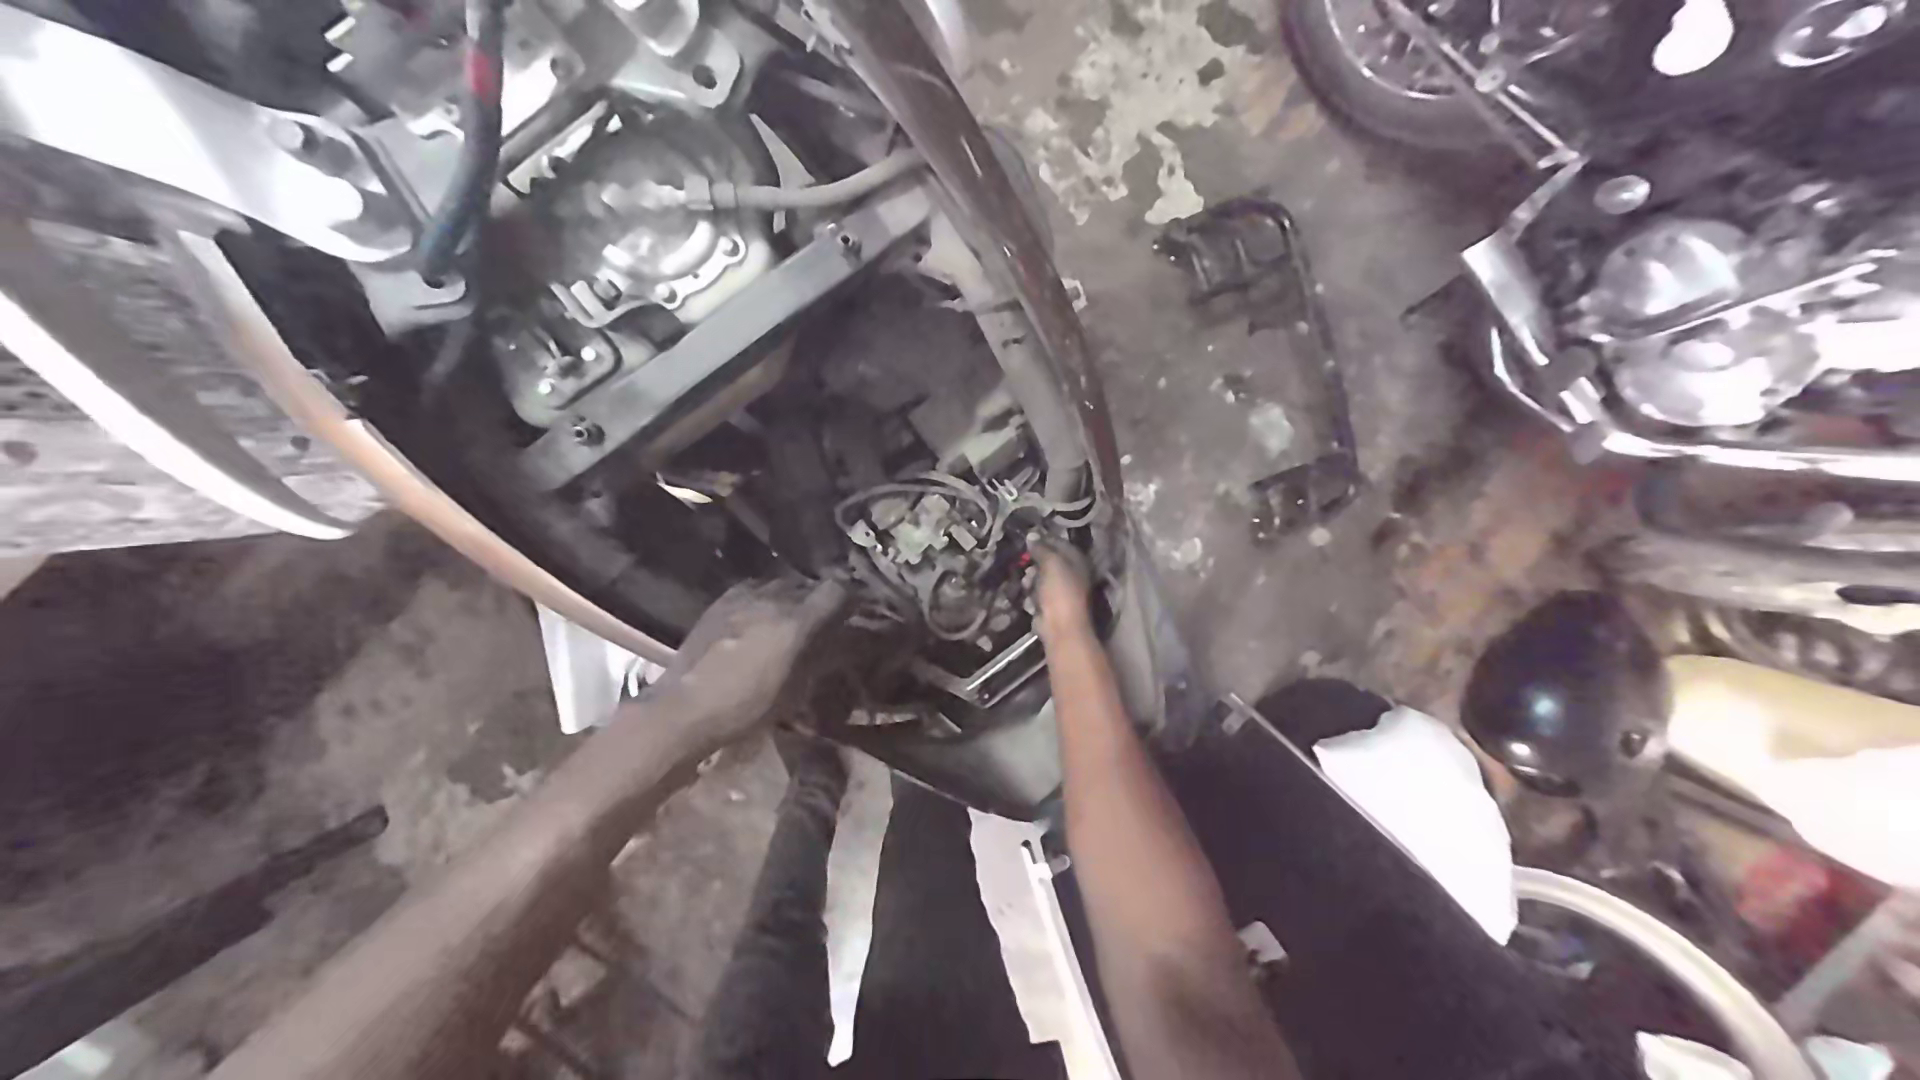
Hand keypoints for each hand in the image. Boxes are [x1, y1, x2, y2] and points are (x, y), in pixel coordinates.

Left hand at [648, 577, 849, 746]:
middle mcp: (773, 600)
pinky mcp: (721, 600)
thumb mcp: (794, 690)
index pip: (836, 589)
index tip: (855, 607)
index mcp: (796, 622)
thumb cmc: (746, 708)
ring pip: (780, 583)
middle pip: (808, 584)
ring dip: (792, 595)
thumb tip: (836, 643)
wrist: (685, 708)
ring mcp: (744, 596)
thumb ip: (818, 658)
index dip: (850, 595)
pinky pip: (754, 587)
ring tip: (791, 613)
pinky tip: (761, 612)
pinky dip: (765, 596)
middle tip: (823, 616)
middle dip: (820, 597)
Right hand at [1029, 534, 1092, 641]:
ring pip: (1038, 578)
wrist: (1060, 626)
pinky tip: (1030, 601)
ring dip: (1030, 581)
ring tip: (1027, 585)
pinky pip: (1035, 594)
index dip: (1044, 539)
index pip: (1059, 543)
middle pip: (1047, 560)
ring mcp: (1060, 591)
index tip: (1027, 538)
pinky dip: (1031, 597)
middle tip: (1025, 563)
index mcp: (1076, 561)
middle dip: (1034, 563)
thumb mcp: (1051, 563)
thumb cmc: (1060, 591)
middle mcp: (1071, 574)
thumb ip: (1041, 548)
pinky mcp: (1049, 605)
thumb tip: (1031, 535)